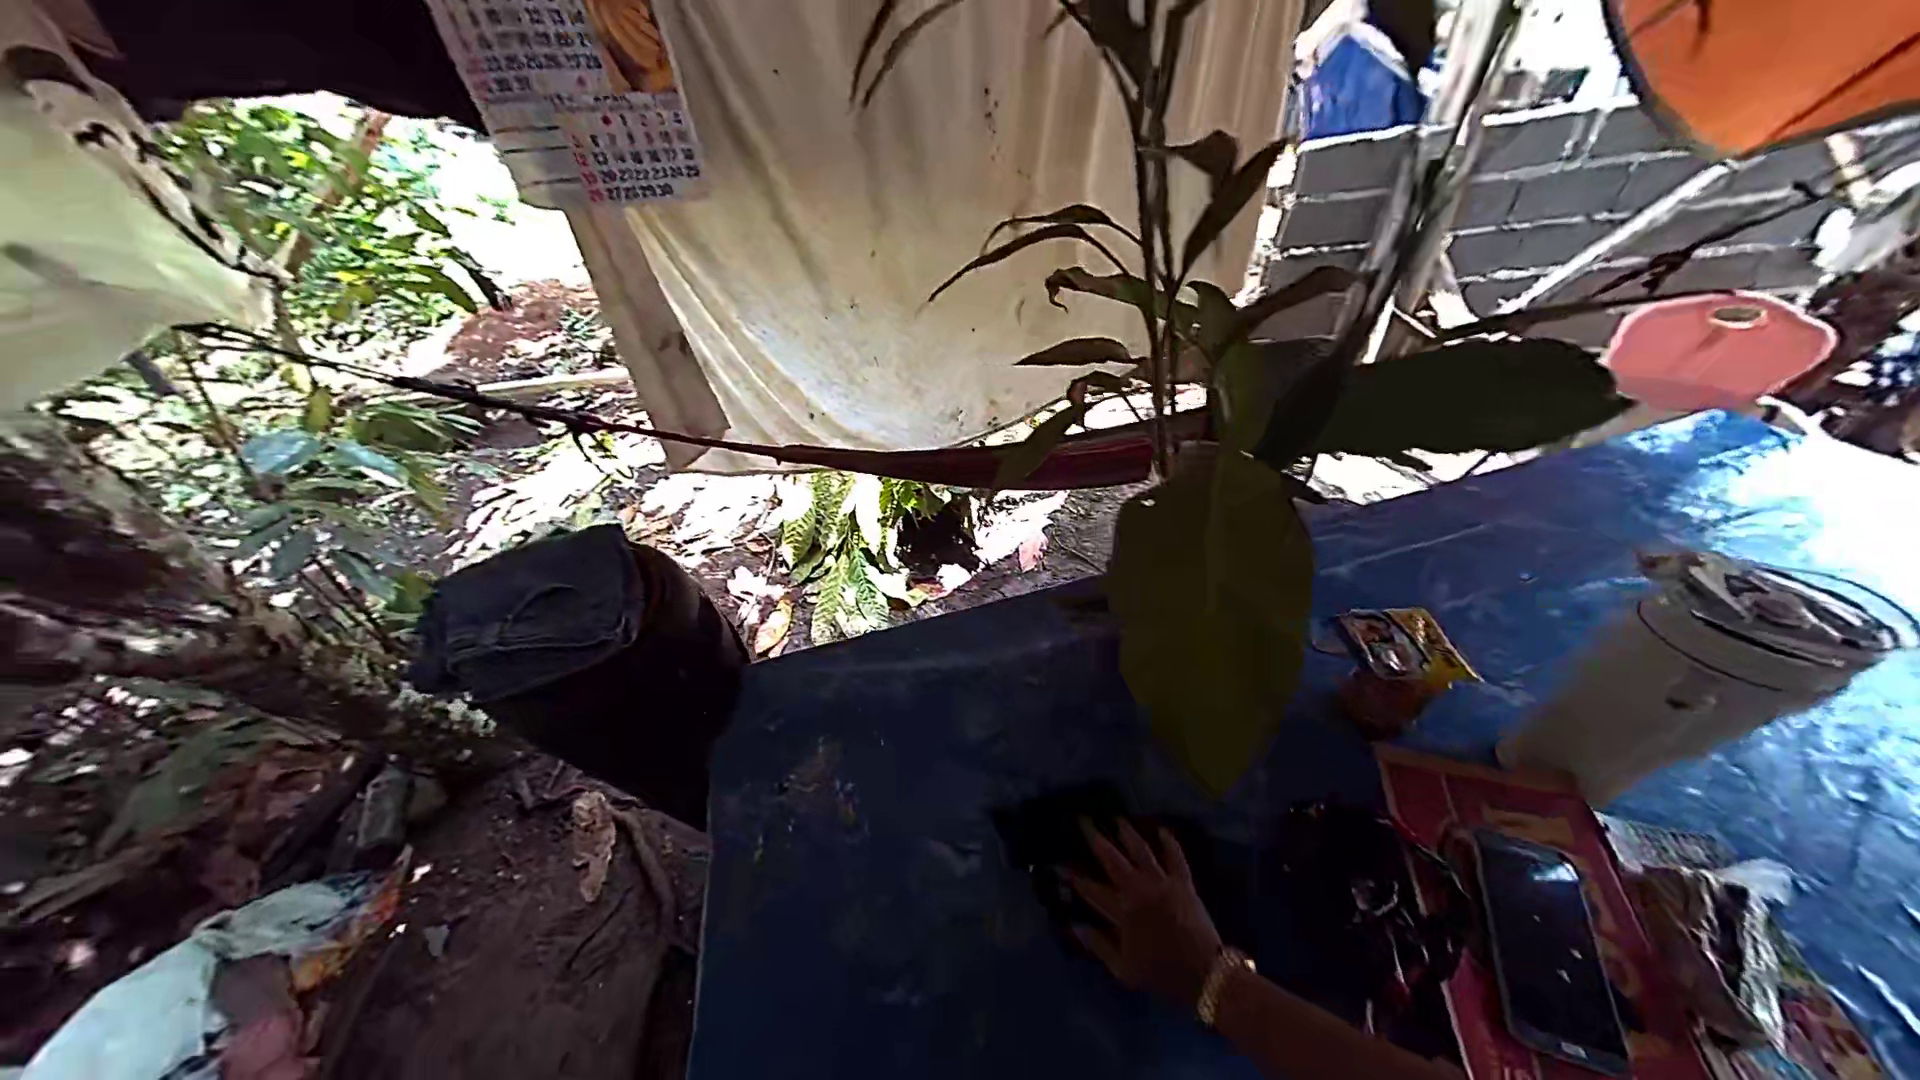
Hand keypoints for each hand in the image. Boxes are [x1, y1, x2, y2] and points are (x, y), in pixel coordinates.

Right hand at [1064, 818, 1222, 1011]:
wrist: (1206, 977)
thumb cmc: (1162, 974)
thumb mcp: (1124, 970)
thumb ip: (1099, 946)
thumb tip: (1076, 926)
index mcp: (1122, 911)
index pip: (1092, 889)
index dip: (1075, 877)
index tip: (1062, 865)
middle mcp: (1139, 889)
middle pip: (1112, 859)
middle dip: (1095, 838)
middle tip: (1083, 820)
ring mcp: (1162, 883)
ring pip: (1141, 850)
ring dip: (1128, 833)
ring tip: (1118, 819)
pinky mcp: (1183, 883)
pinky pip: (1175, 857)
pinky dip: (1169, 842)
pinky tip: (1162, 830)